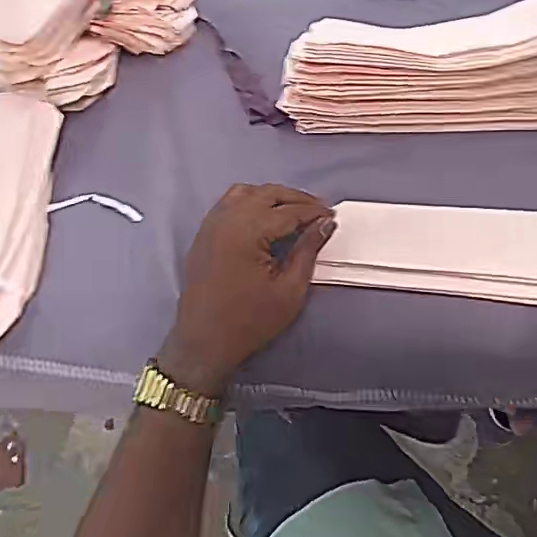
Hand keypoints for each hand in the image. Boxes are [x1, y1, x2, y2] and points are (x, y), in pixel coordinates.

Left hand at [158, 184, 335, 395]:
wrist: (204, 343)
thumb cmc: (250, 321)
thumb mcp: (290, 290)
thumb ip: (308, 250)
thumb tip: (324, 224)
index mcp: (247, 231)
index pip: (288, 211)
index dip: (314, 212)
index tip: (332, 217)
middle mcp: (226, 219)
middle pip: (267, 194)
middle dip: (296, 199)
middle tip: (319, 210)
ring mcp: (211, 224)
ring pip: (246, 193)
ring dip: (272, 197)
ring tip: (294, 211)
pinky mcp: (203, 233)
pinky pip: (229, 203)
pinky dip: (251, 201)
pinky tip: (264, 216)